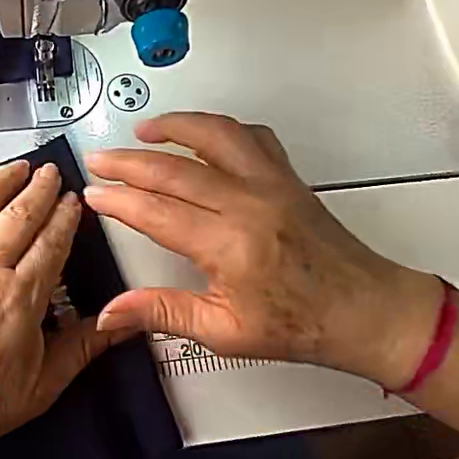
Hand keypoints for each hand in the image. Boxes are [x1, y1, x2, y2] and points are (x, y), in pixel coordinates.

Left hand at [0, 159, 129, 458]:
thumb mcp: (40, 385)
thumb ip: (83, 347)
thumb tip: (120, 324)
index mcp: (19, 297)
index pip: (52, 240)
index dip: (66, 216)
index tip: (73, 203)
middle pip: (19, 213)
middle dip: (40, 188)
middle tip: (51, 175)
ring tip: (15, 169)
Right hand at [81, 112, 443, 385]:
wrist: (365, 311)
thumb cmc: (301, 323)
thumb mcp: (222, 331)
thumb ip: (161, 313)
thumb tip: (111, 314)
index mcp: (230, 245)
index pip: (156, 211)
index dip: (117, 200)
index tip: (93, 195)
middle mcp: (250, 205)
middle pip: (173, 168)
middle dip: (127, 161)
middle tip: (99, 159)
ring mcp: (271, 184)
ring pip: (215, 136)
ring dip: (175, 126)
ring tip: (143, 129)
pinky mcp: (286, 178)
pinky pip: (251, 137)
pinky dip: (219, 128)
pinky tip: (201, 134)